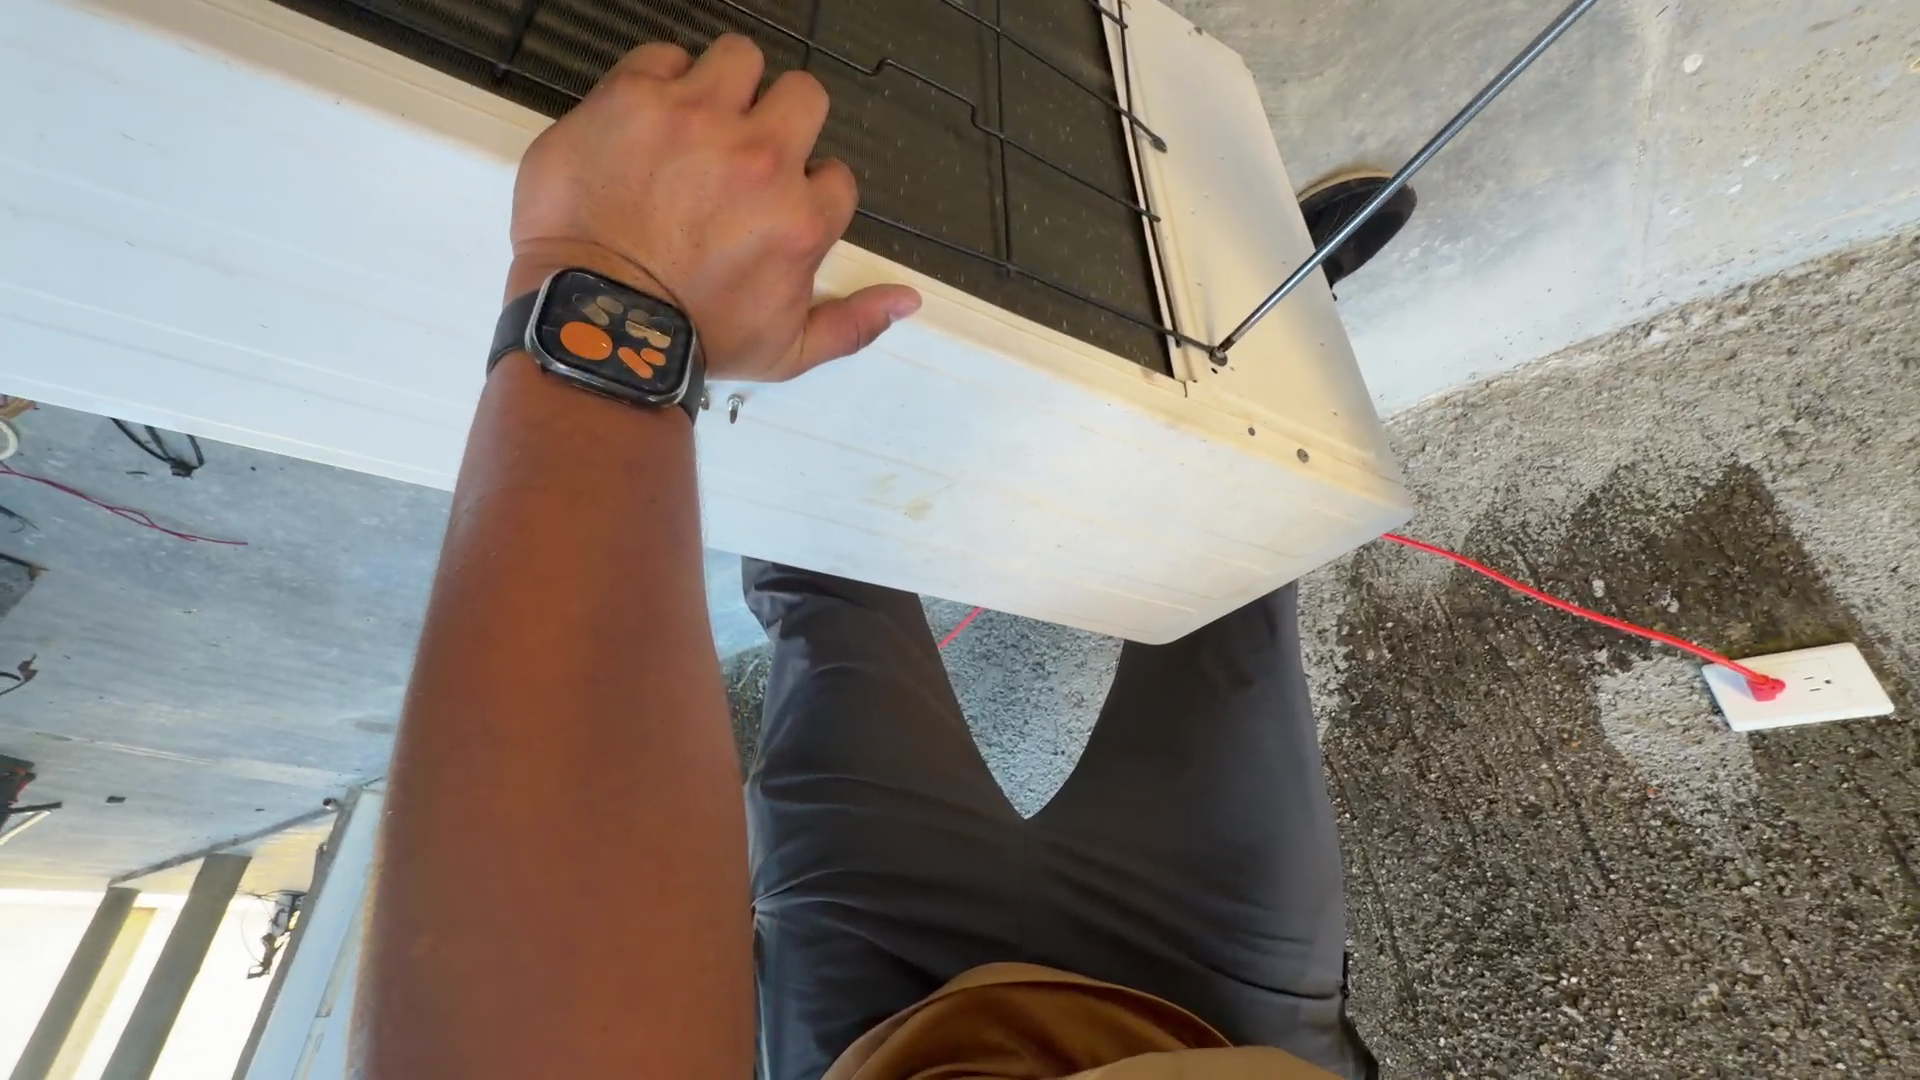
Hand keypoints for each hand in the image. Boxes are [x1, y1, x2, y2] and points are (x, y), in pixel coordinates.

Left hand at [506, 35, 920, 382]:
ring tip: (704, 126)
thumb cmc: (696, 341)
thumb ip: (854, 323)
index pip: (837, 175)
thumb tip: (908, 298)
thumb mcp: (789, 352)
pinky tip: (654, 124)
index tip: (780, 209)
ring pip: (742, 59)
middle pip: (805, 97)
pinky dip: (664, 83)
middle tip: (749, 155)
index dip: (811, 191)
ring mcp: (697, 120)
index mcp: (801, 220)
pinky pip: (666, 57)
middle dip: (786, 123)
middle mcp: (761, 160)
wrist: (601, 325)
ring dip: (732, 87)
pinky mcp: (635, 98)